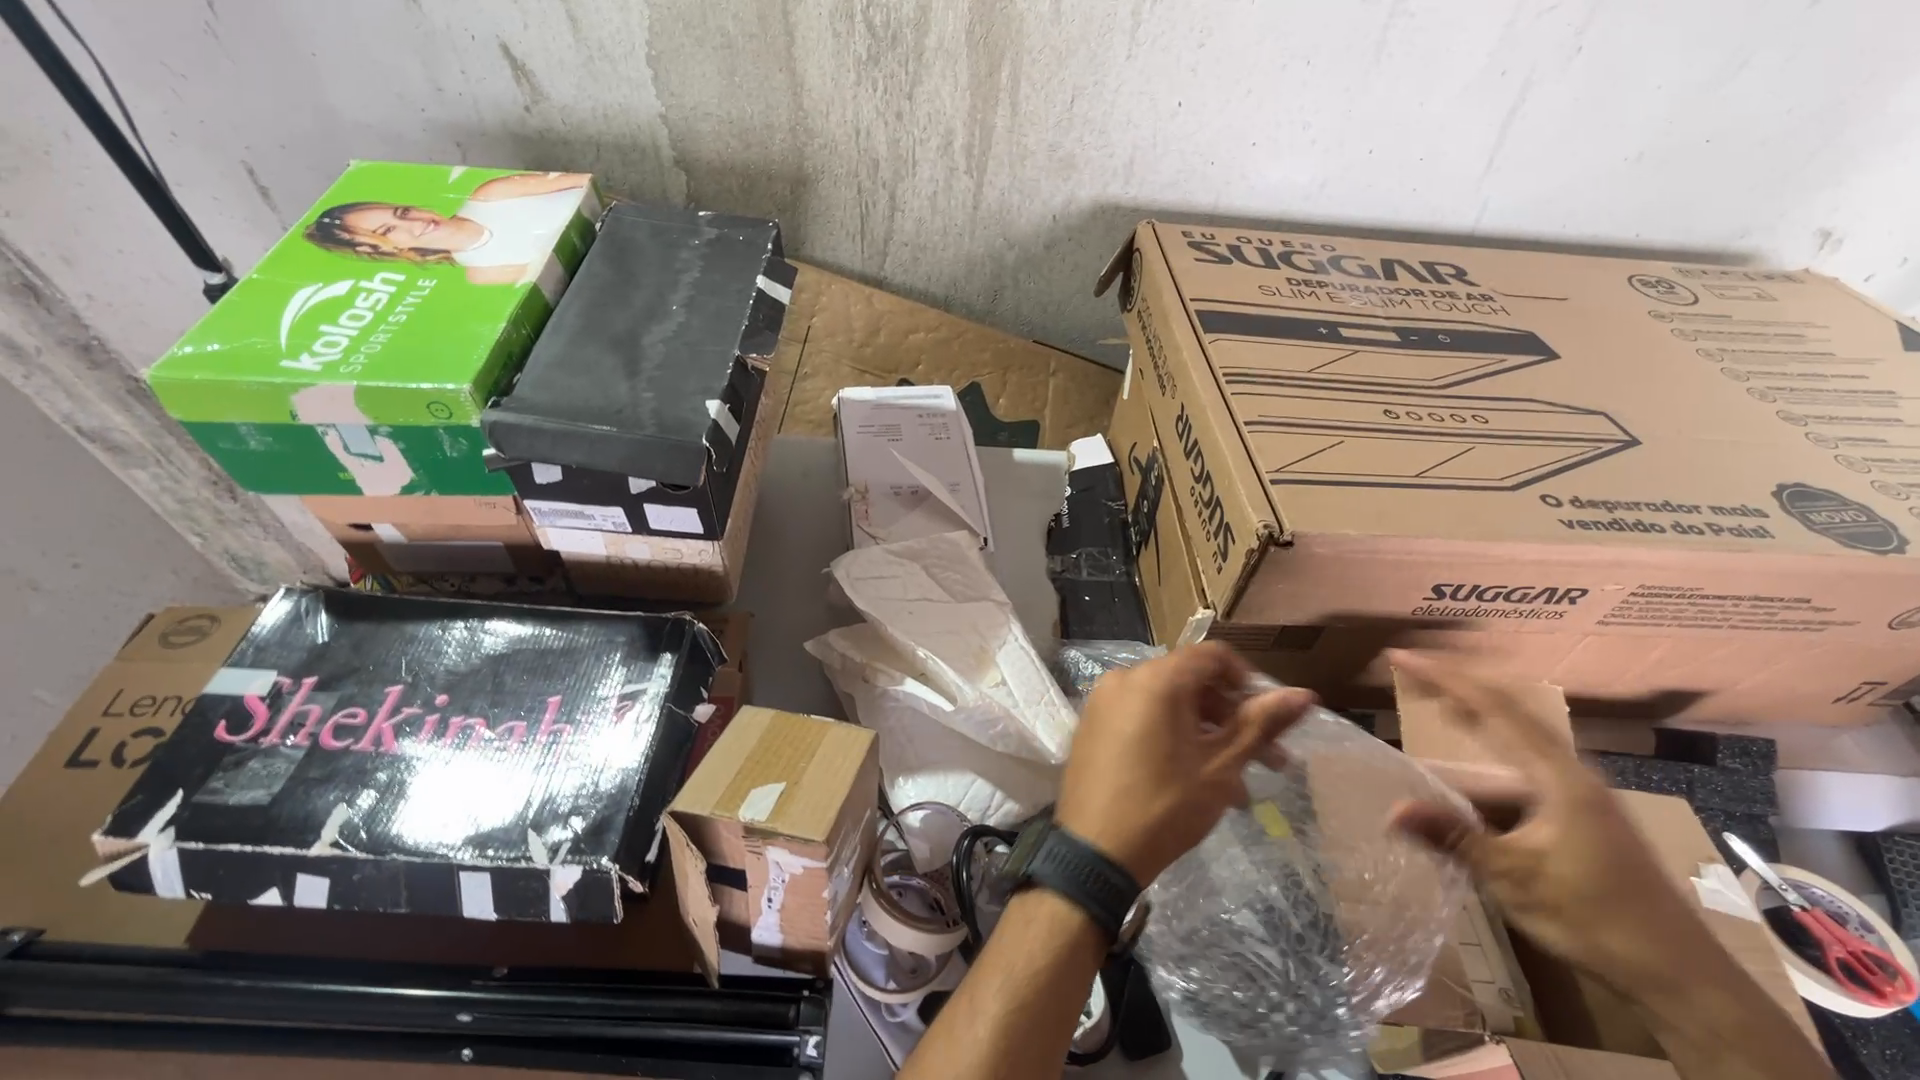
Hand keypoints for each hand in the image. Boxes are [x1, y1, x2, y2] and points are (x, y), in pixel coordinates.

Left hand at [1055, 643, 1314, 884]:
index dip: (1248, 682)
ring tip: (1236, 783)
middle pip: (1190, 680)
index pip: (1214, 656)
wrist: (1094, 853)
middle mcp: (1124, 678)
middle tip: (1266, 759)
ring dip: (1205, 733)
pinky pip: (1141, 717)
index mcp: (1156, 679)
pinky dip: (1170, 736)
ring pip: (1167, 703)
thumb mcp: (1221, 766)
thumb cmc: (1165, 807)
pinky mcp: (1091, 726)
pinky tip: (1194, 779)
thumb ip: (1261, 724)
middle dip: (1231, 716)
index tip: (1267, 719)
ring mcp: (1102, 702)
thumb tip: (1305, 695)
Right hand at [1386, 649, 1713, 993]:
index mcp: (1559, 778)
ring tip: (1429, 727)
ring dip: (1471, 735)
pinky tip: (1464, 794)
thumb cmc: (1595, 919)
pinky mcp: (1582, 823)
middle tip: (1410, 675)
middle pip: (1508, 717)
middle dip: (1457, 692)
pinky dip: (1485, 773)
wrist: (1678, 975)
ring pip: (1515, 751)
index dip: (1445, 680)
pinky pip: (1522, 779)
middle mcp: (1572, 777)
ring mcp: (1580, 800)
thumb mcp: (1514, 877)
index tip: (1403, 660)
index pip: (1494, 710)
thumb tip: (1392, 811)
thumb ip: (1453, 837)